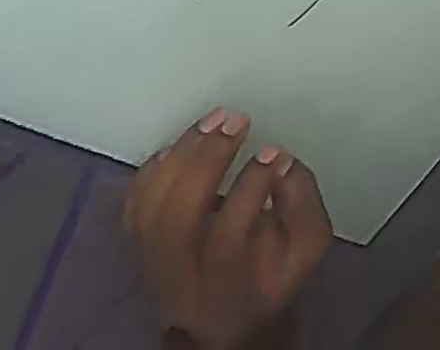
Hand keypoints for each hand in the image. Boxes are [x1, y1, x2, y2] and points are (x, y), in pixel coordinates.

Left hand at [124, 107, 333, 349]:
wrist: (218, 319)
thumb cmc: (267, 276)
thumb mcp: (304, 248)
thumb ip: (302, 203)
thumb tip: (282, 162)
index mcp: (230, 281)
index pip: (231, 234)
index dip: (252, 186)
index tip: (272, 152)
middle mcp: (183, 273)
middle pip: (181, 216)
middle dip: (209, 159)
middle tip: (237, 120)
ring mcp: (154, 258)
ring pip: (153, 204)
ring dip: (183, 152)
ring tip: (214, 119)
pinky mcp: (139, 241)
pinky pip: (135, 201)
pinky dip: (154, 168)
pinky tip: (182, 143)